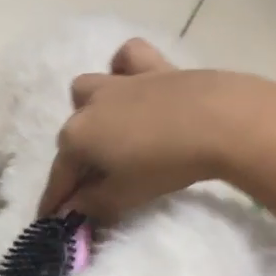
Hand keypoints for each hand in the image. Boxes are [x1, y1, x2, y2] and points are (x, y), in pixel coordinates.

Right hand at [37, 39, 265, 221]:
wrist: (223, 121)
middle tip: (93, 183)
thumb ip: (91, 203)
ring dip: (89, 108)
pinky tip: (133, 84)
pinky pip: (128, 58)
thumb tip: (73, 205)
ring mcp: (120, 82)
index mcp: (75, 137)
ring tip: (108, 128)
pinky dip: (125, 68)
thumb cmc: (165, 164)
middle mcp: (89, 106)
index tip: (52, 217)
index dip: (55, 200)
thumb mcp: (123, 196)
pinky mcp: (154, 67)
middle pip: (71, 136)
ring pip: (87, 88)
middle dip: (75, 159)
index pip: (58, 176)